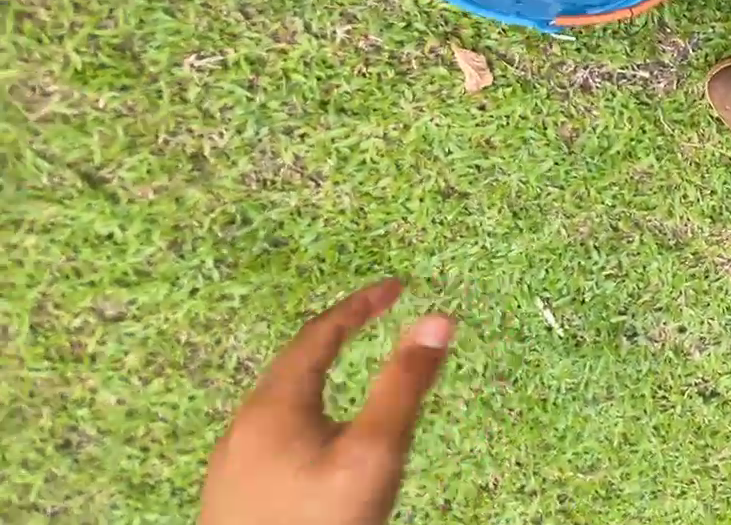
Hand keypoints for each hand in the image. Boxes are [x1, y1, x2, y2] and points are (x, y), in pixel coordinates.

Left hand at [199, 279, 454, 524]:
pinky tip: (324, 420)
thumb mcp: (375, 449)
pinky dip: (310, 397)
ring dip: (323, 364)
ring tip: (358, 355)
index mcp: (273, 408)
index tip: (398, 286)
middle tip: (382, 311)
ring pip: (282, 394)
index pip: (319, 335)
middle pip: (294, 361)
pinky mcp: (236, 493)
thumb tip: (441, 318)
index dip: (360, 305)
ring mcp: (234, 464)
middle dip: (341, 329)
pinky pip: (276, 423)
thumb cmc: (322, 519)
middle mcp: (244, 428)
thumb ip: (406, 382)